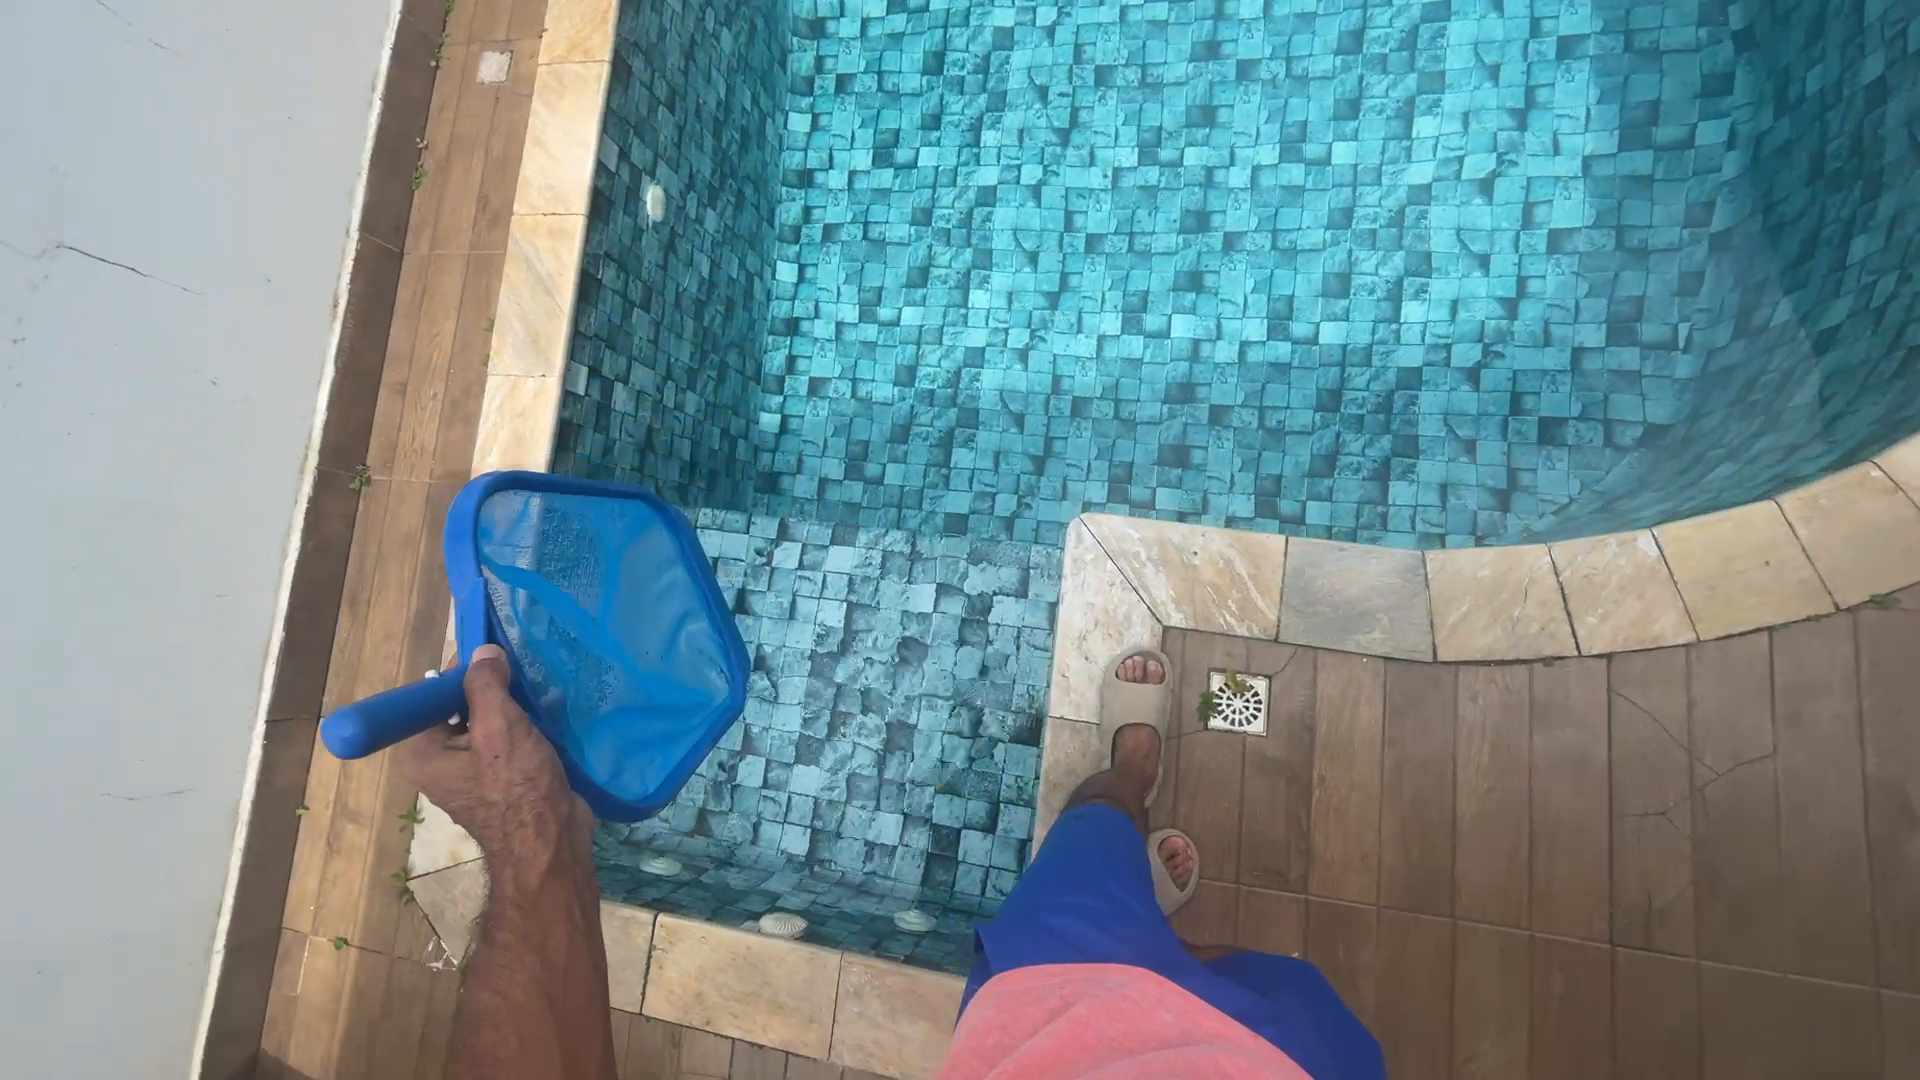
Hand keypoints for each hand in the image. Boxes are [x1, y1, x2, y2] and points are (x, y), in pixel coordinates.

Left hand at [402, 644, 592, 887]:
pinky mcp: (504, 780)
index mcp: (426, 754)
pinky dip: (526, 728)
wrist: (550, 840)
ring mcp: (474, 774)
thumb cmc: (517, 785)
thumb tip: (483, 652)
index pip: (431, 700)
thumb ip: (486, 686)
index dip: (460, 675)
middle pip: (461, 710)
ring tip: (540, 694)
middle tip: (522, 675)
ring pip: (489, 726)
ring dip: (514, 709)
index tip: (495, 660)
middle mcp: (442, 764)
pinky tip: (549, 719)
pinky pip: (507, 742)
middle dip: (492, 691)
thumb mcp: (501, 727)